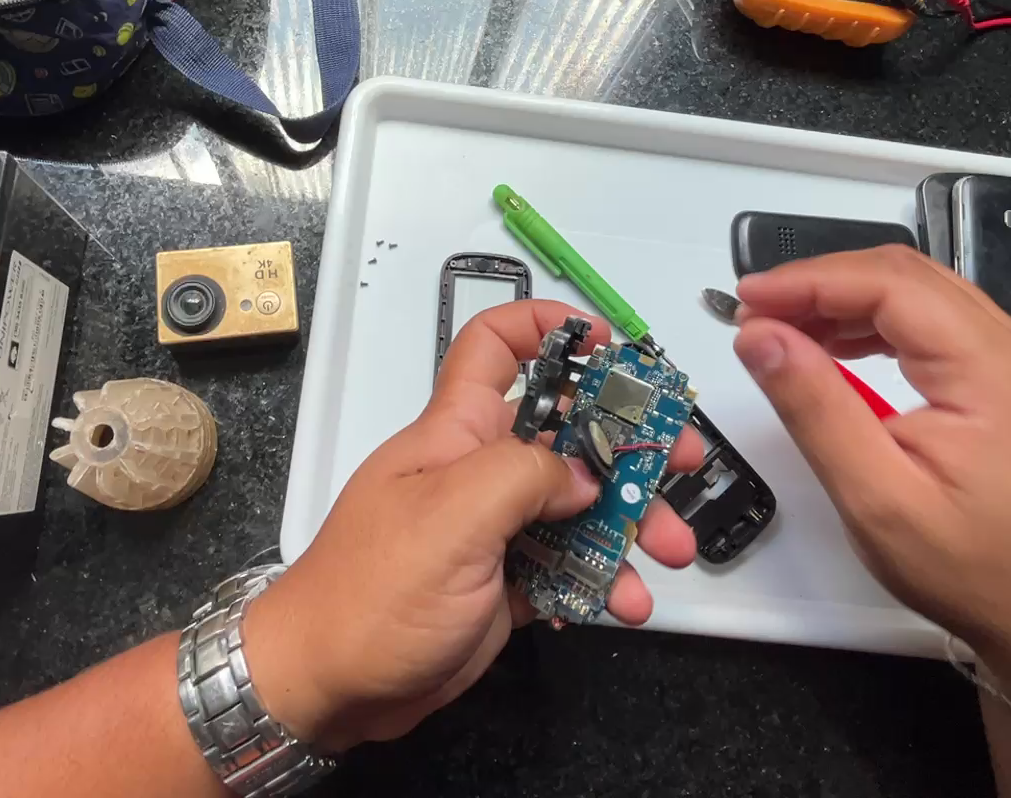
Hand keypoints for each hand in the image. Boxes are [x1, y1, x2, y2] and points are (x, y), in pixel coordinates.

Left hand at [241, 301, 703, 750]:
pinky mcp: (501, 579)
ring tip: (671, 552)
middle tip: (681, 462)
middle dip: (627, 440)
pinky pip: (563, 564)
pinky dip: (599, 579)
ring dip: (628, 522)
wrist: (329, 684)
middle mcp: (479, 467)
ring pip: (574, 503)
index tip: (606, 343)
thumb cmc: (378, 588)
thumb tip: (581, 478)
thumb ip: (525, 477)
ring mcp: (492, 526)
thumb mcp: (454, 516)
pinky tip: (623, 603)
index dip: (544, 326)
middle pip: (563, 429)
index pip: (493, 346)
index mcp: (458, 429)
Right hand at [731, 246, 1010, 713]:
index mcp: (995, 373)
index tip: (746, 300)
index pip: (890, 285)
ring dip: (843, 300)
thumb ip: (813, 407)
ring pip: (919, 294)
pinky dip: (873, 324)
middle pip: (906, 276)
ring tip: (782, 331)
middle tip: (755, 314)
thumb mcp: (876, 497)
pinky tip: (835, 350)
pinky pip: (934, 325)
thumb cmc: (975, 573)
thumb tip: (757, 336)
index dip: (808, 280)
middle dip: (820, 283)